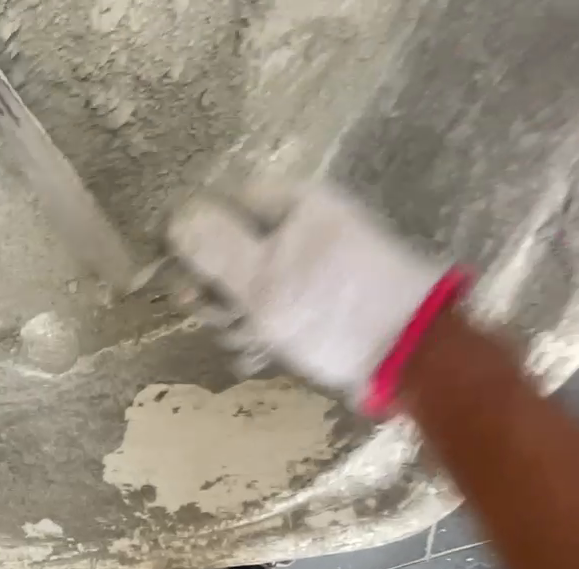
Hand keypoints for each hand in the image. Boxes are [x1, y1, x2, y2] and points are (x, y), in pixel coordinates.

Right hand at [167, 181, 464, 413]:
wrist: (405, 354)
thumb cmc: (331, 308)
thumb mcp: (261, 278)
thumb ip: (213, 247)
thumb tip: (173, 216)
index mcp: (294, 207)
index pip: (223, 205)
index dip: (195, 236)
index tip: (178, 272)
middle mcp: (301, 230)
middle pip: (228, 252)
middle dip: (216, 292)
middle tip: (223, 314)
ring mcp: (309, 269)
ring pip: (244, 290)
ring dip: (235, 321)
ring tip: (254, 339)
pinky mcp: (315, 304)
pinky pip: (268, 313)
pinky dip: (259, 335)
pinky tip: (263, 354)